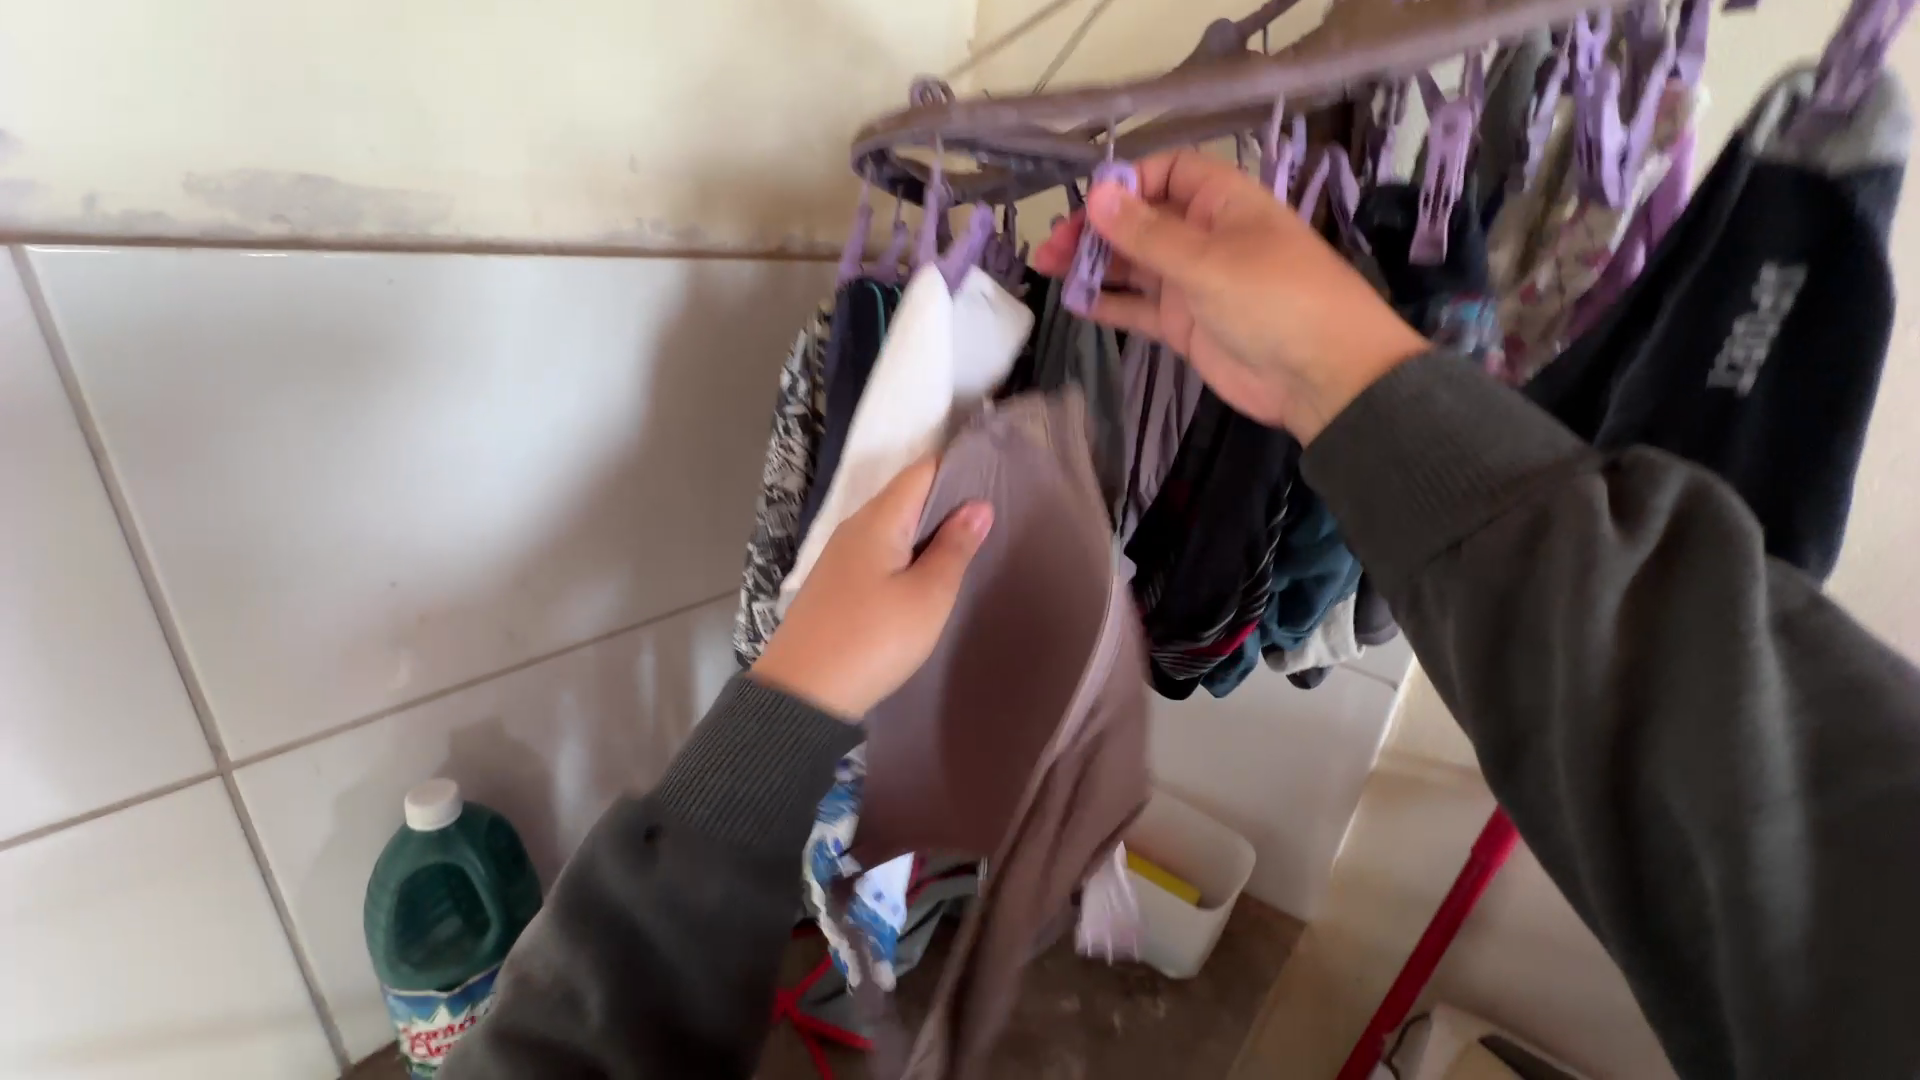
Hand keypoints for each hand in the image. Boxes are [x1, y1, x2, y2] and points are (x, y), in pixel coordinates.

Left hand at [751, 461, 991, 719]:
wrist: (803, 693)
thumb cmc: (874, 639)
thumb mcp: (928, 596)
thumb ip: (955, 547)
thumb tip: (978, 506)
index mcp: (878, 519)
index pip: (923, 470)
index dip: (958, 470)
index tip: (994, 484)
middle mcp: (855, 526)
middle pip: (907, 496)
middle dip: (947, 502)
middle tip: (989, 523)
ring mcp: (841, 555)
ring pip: (893, 526)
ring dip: (927, 532)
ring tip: (965, 550)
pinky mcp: (836, 583)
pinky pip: (879, 551)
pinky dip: (906, 554)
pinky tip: (924, 577)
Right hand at [1032, 148, 1429, 441]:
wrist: (1320, 376)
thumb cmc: (1274, 300)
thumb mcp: (1207, 262)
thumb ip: (1148, 234)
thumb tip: (1096, 194)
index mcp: (1223, 203)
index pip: (1167, 174)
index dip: (1126, 185)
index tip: (1087, 207)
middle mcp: (1205, 237)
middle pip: (1141, 222)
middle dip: (1097, 231)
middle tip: (1051, 250)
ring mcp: (1194, 284)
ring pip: (1135, 267)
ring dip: (1096, 267)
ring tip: (1051, 272)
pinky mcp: (1186, 325)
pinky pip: (1140, 308)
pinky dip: (1111, 305)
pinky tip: (1078, 304)